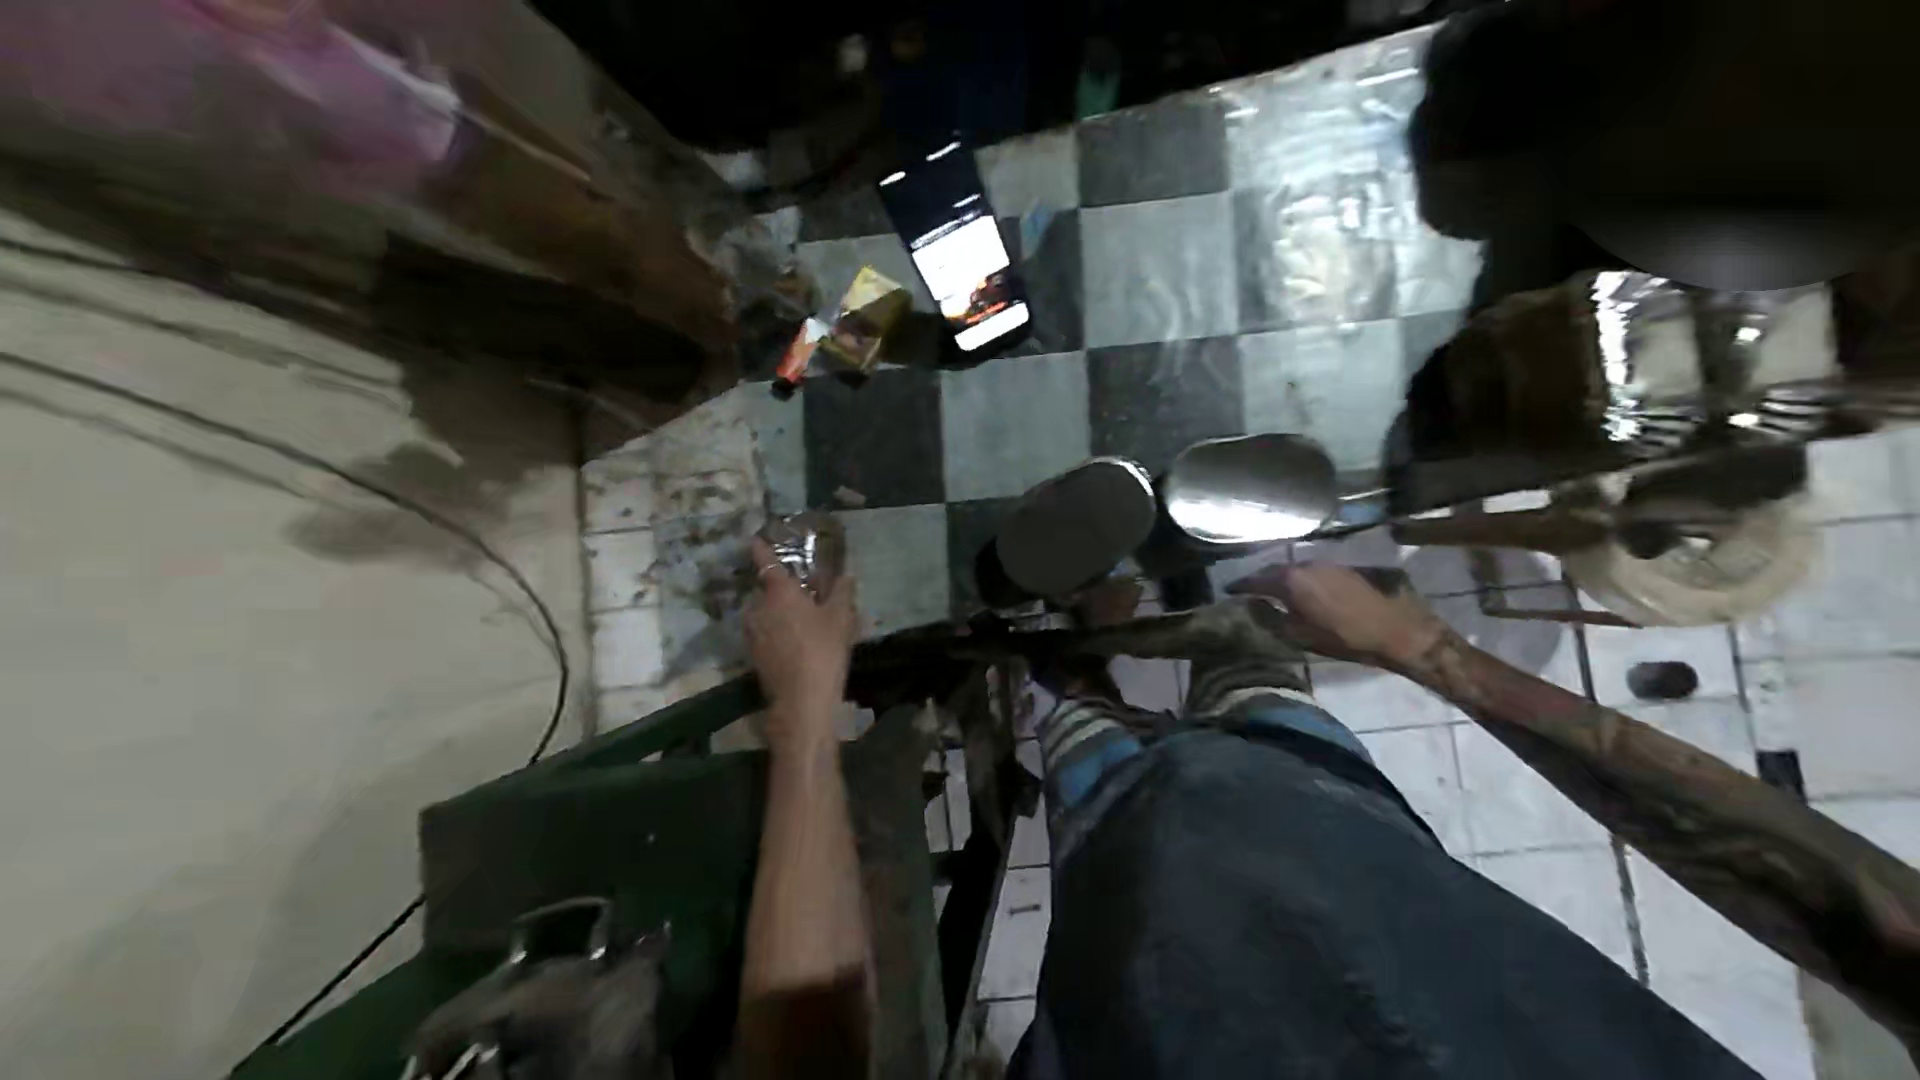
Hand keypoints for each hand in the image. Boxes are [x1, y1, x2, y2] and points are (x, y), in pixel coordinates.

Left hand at [745, 538, 859, 725]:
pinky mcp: (753, 656)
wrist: (802, 698)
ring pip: (763, 614)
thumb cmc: (823, 648)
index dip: (762, 550)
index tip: (756, 539)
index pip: (767, 564)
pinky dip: (775, 632)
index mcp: (779, 592)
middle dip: (779, 590)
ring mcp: (752, 634)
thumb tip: (846, 575)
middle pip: (765, 591)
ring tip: (799, 620)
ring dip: (776, 613)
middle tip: (801, 593)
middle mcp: (758, 609)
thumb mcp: (841, 617)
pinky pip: (764, 634)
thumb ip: (842, 592)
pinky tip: (794, 642)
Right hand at [1227, 562, 1449, 671]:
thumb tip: (1250, 605)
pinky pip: (1314, 571)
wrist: (1401, 632)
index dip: (1239, 586)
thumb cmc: (1345, 638)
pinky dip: (1303, 578)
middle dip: (1261, 579)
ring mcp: (1329, 564)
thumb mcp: (1300, 636)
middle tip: (1250, 590)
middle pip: (1275, 569)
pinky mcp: (1347, 569)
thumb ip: (1270, 619)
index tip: (1228, 590)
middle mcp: (1306, 566)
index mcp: (1291, 581)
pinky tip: (1306, 591)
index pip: (1255, 580)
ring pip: (1296, 569)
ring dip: (1284, 578)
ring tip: (1276, 590)